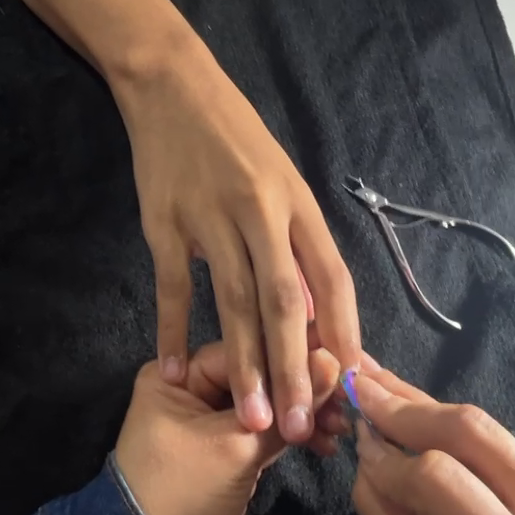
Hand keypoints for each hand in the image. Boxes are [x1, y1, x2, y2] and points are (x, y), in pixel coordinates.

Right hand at [112, 55, 361, 444]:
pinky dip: (174, 332)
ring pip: (234, 304)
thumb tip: (310, 313)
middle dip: (295, 369)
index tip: (350, 386)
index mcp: (298, 202)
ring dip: (244, 365)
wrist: (173, 86)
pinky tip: (176, 371)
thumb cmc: (236, 135)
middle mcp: (261, 213)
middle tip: (303, 428)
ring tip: (253, 418)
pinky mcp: (164, 224)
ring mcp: (210, 219)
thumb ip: (296, 242)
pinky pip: (174, 288)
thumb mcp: (282, 178)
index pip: (332, 277)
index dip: (345, 333)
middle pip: (285, 302)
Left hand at [114, 343, 345, 514]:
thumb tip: (333, 363)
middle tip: (345, 399)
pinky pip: (267, 431)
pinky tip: (326, 444)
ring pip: (268, 404)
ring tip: (341, 427)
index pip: (243, 352)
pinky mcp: (227, 448)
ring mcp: (210, 419)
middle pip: (258, 376)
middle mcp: (191, 388)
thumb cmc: (184, 493)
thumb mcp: (235, 448)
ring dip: (303, 415)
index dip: (291, 358)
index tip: (339, 361)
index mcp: (176, 374)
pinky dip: (293, 435)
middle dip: (302, 390)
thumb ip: (286, 408)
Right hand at [349, 369, 514, 514]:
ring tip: (381, 388)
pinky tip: (425, 425)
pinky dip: (456, 432)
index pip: (442, 482)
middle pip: (471, 432)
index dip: (392, 459)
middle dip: (407, 409)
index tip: (360, 445)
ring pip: (485, 427)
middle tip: (362, 388)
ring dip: (426, 407)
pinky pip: (500, 441)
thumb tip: (367, 455)